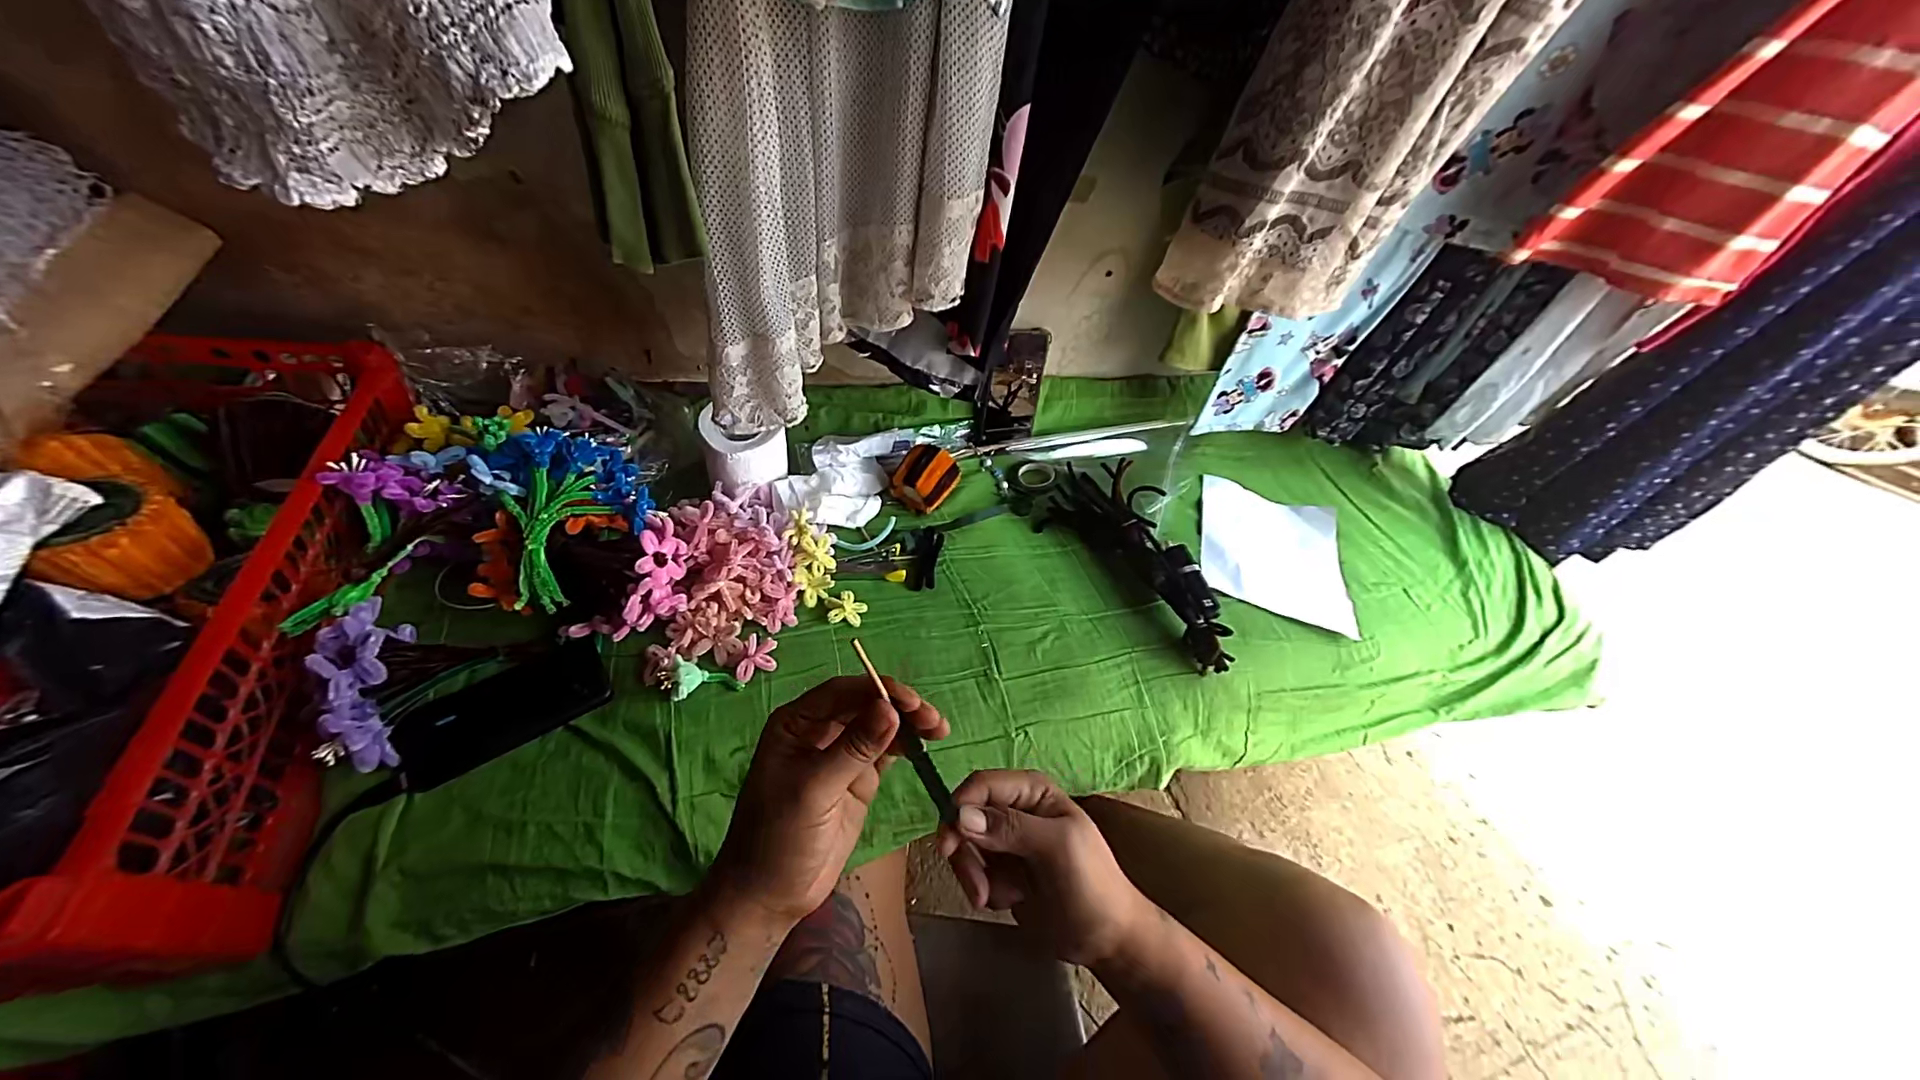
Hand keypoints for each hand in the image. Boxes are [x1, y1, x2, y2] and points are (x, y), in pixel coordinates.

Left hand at [709, 676, 947, 926]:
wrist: (771, 895)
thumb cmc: (779, 837)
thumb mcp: (815, 789)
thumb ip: (854, 748)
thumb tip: (891, 709)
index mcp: (797, 723)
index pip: (843, 692)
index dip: (879, 690)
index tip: (912, 702)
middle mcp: (819, 731)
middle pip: (865, 705)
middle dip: (900, 707)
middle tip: (933, 719)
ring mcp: (841, 755)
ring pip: (880, 726)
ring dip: (908, 724)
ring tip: (938, 730)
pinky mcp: (858, 779)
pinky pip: (885, 752)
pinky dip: (906, 746)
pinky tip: (924, 746)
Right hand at [935, 769, 1155, 966]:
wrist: (1108, 940)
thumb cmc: (1093, 885)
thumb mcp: (1057, 848)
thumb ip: (1010, 827)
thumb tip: (961, 815)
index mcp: (1032, 791)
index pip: (981, 785)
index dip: (960, 809)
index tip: (950, 845)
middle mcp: (1015, 809)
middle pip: (965, 817)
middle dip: (966, 853)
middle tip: (977, 888)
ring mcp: (1007, 841)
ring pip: (965, 846)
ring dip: (974, 875)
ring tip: (999, 898)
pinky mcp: (1001, 871)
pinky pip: (973, 871)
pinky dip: (983, 888)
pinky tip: (1008, 900)